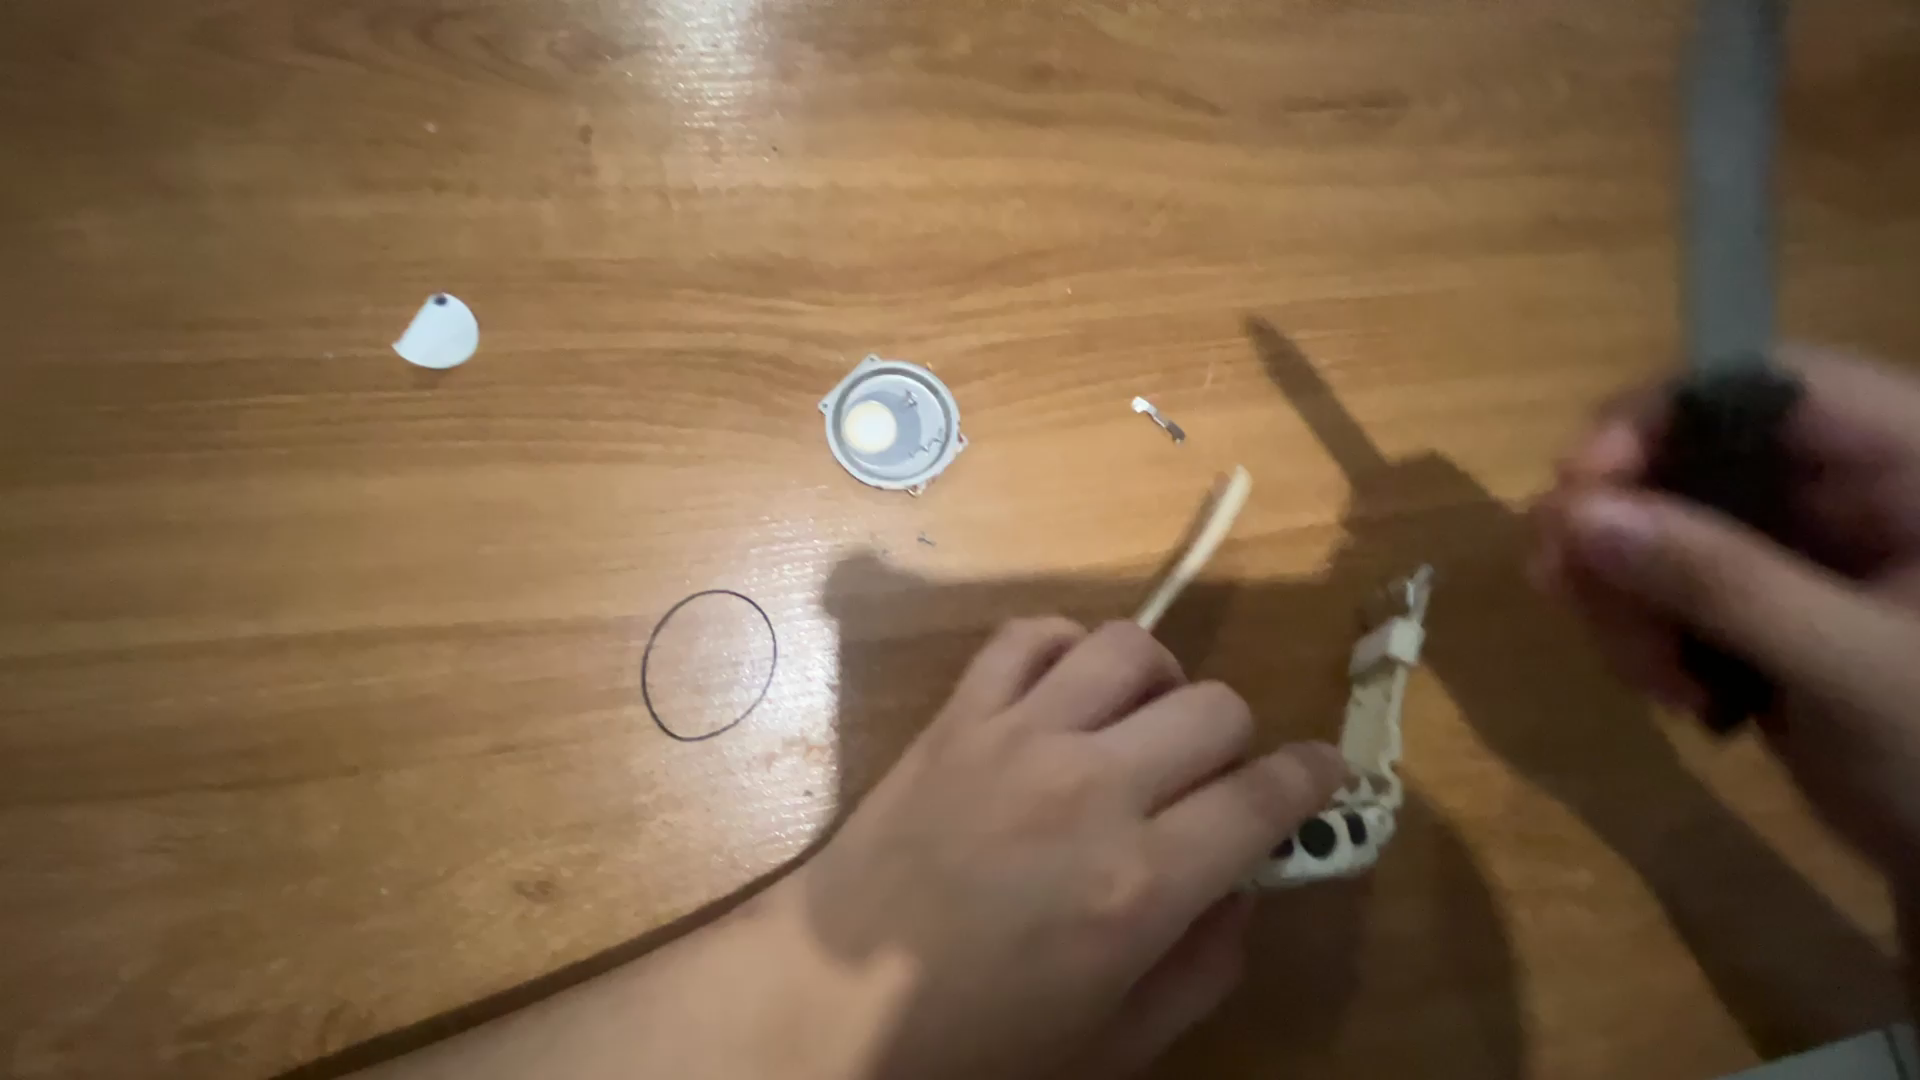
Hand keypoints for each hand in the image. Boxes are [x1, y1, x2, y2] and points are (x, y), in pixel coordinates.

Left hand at [781, 618, 1345, 1079]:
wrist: (835, 992)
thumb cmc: (978, 1036)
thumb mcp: (1117, 1040)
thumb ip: (1204, 963)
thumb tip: (1243, 882)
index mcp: (1142, 883)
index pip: (1266, 797)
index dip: (1313, 777)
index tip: (1323, 770)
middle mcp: (1092, 787)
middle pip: (1213, 706)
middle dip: (1235, 736)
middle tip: (1209, 771)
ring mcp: (1020, 735)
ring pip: (1127, 648)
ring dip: (1156, 678)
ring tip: (1139, 716)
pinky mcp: (961, 712)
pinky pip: (1028, 636)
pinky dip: (1064, 646)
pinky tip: (1065, 685)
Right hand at [1532, 346, 1919, 884]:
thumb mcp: (1854, 666)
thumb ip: (1720, 581)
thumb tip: (1574, 513)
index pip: (1771, 387)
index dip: (1661, 416)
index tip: (1577, 481)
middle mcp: (1850, 495)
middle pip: (1680, 460)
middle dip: (1608, 528)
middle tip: (1561, 587)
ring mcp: (1792, 550)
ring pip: (1646, 527)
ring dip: (1614, 595)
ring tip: (1646, 675)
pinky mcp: (1747, 600)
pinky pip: (1647, 583)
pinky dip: (1628, 628)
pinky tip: (1661, 685)